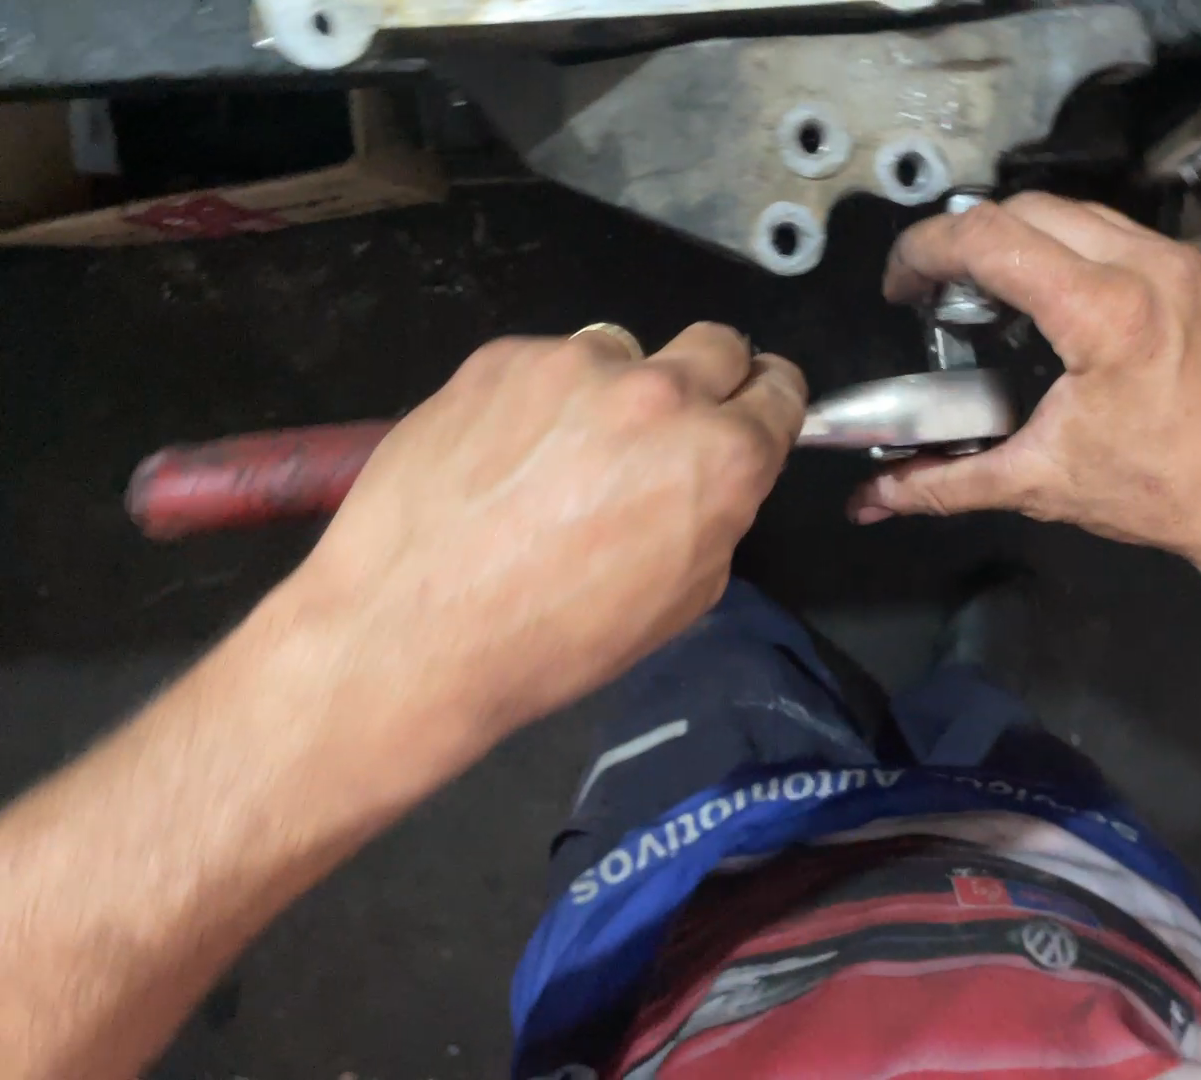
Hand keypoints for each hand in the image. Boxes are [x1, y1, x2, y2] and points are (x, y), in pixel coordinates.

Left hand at [291, 323, 805, 737]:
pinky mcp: (503, 358)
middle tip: (678, 426)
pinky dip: (552, 397)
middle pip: (721, 343)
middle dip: (717, 377)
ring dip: (626, 389)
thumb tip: (708, 474)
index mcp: (725, 455)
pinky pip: (554, 363)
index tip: (757, 412)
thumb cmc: (573, 635)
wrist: (418, 633)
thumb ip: (720, 510)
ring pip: (631, 351)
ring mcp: (579, 366)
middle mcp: (664, 393)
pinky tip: (512, 451)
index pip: (782, 391)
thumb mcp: (692, 590)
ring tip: (574, 449)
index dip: (774, 402)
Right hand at [848, 193, 1200, 570]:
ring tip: (981, 291)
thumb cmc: (1166, 493)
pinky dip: (1059, 245)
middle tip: (933, 290)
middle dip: (963, 238)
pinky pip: (1108, 230)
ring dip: (1013, 237)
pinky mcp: (1190, 275)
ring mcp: (1175, 265)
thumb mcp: (1042, 485)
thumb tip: (881, 496)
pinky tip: (1043, 296)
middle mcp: (1147, 268)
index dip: (926, 251)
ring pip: (1069, 210)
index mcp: (1106, 313)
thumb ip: (948, 484)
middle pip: (1024, 208)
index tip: (901, 283)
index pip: (990, 239)